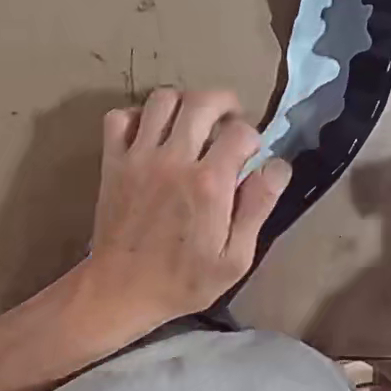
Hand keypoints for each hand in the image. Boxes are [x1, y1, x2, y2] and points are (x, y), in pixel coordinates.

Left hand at [73, 88, 290, 333]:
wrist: (121, 290)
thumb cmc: (183, 280)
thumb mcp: (235, 258)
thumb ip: (257, 208)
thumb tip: (278, 167)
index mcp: (209, 184)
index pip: (240, 131)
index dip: (253, 137)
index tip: (251, 155)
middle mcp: (174, 160)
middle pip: (202, 101)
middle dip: (224, 103)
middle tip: (230, 121)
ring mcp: (139, 157)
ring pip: (162, 99)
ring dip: (184, 103)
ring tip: (193, 123)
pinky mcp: (113, 162)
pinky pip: (120, 117)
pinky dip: (138, 116)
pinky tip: (152, 134)